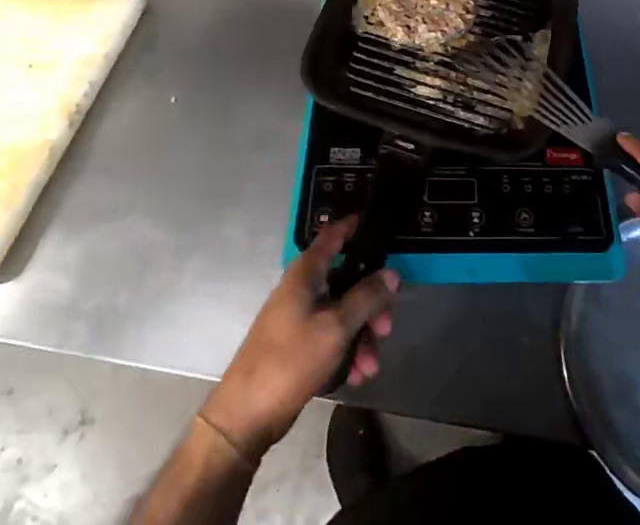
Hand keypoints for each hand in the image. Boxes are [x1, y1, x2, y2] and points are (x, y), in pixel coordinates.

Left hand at [200, 217, 399, 459]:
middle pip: (348, 282)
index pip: (332, 236)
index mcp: (305, 274)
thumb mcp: (336, 327)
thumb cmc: (290, 360)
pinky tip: (356, 376)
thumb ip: (366, 297)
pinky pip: (333, 337)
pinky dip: (348, 352)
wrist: (247, 415)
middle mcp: (302, 289)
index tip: (375, 224)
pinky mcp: (299, 345)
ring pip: (344, 314)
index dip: (353, 227)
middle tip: (386, 329)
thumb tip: (391, 273)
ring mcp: (299, 318)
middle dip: (372, 305)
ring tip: (370, 367)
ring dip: (362, 338)